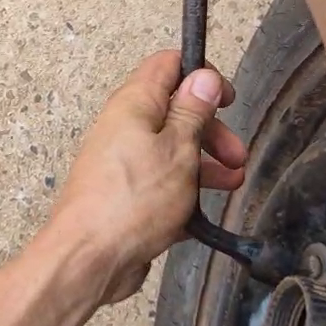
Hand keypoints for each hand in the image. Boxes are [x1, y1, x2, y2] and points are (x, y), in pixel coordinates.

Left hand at [48, 52, 246, 303]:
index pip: (166, 66)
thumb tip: (203, 77)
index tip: (226, 98)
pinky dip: (184, 195)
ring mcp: (124, 165)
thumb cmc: (131, 202)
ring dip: (205, 164)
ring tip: (232, 183)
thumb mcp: (178, 149)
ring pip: (171, 152)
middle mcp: (124, 129)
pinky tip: (203, 215)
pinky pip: (160, 186)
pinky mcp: (126, 197)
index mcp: (134, 105)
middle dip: (211, 129)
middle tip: (236, 153)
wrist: (90, 259)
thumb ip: (193, 112)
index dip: (200, 75)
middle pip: (175, 113)